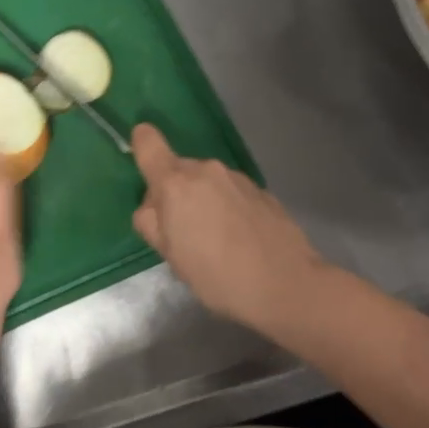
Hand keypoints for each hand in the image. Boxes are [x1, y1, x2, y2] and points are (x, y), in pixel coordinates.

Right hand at [131, 122, 330, 330]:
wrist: (287, 285)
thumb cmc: (218, 274)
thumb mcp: (170, 257)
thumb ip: (150, 223)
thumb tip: (151, 208)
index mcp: (174, 182)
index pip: (147, 142)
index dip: (141, 146)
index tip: (145, 169)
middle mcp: (205, 169)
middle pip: (178, 169)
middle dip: (175, 193)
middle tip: (185, 232)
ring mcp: (237, 178)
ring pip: (207, 182)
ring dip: (204, 201)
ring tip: (218, 240)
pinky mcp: (262, 191)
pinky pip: (232, 193)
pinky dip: (230, 209)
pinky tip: (241, 240)